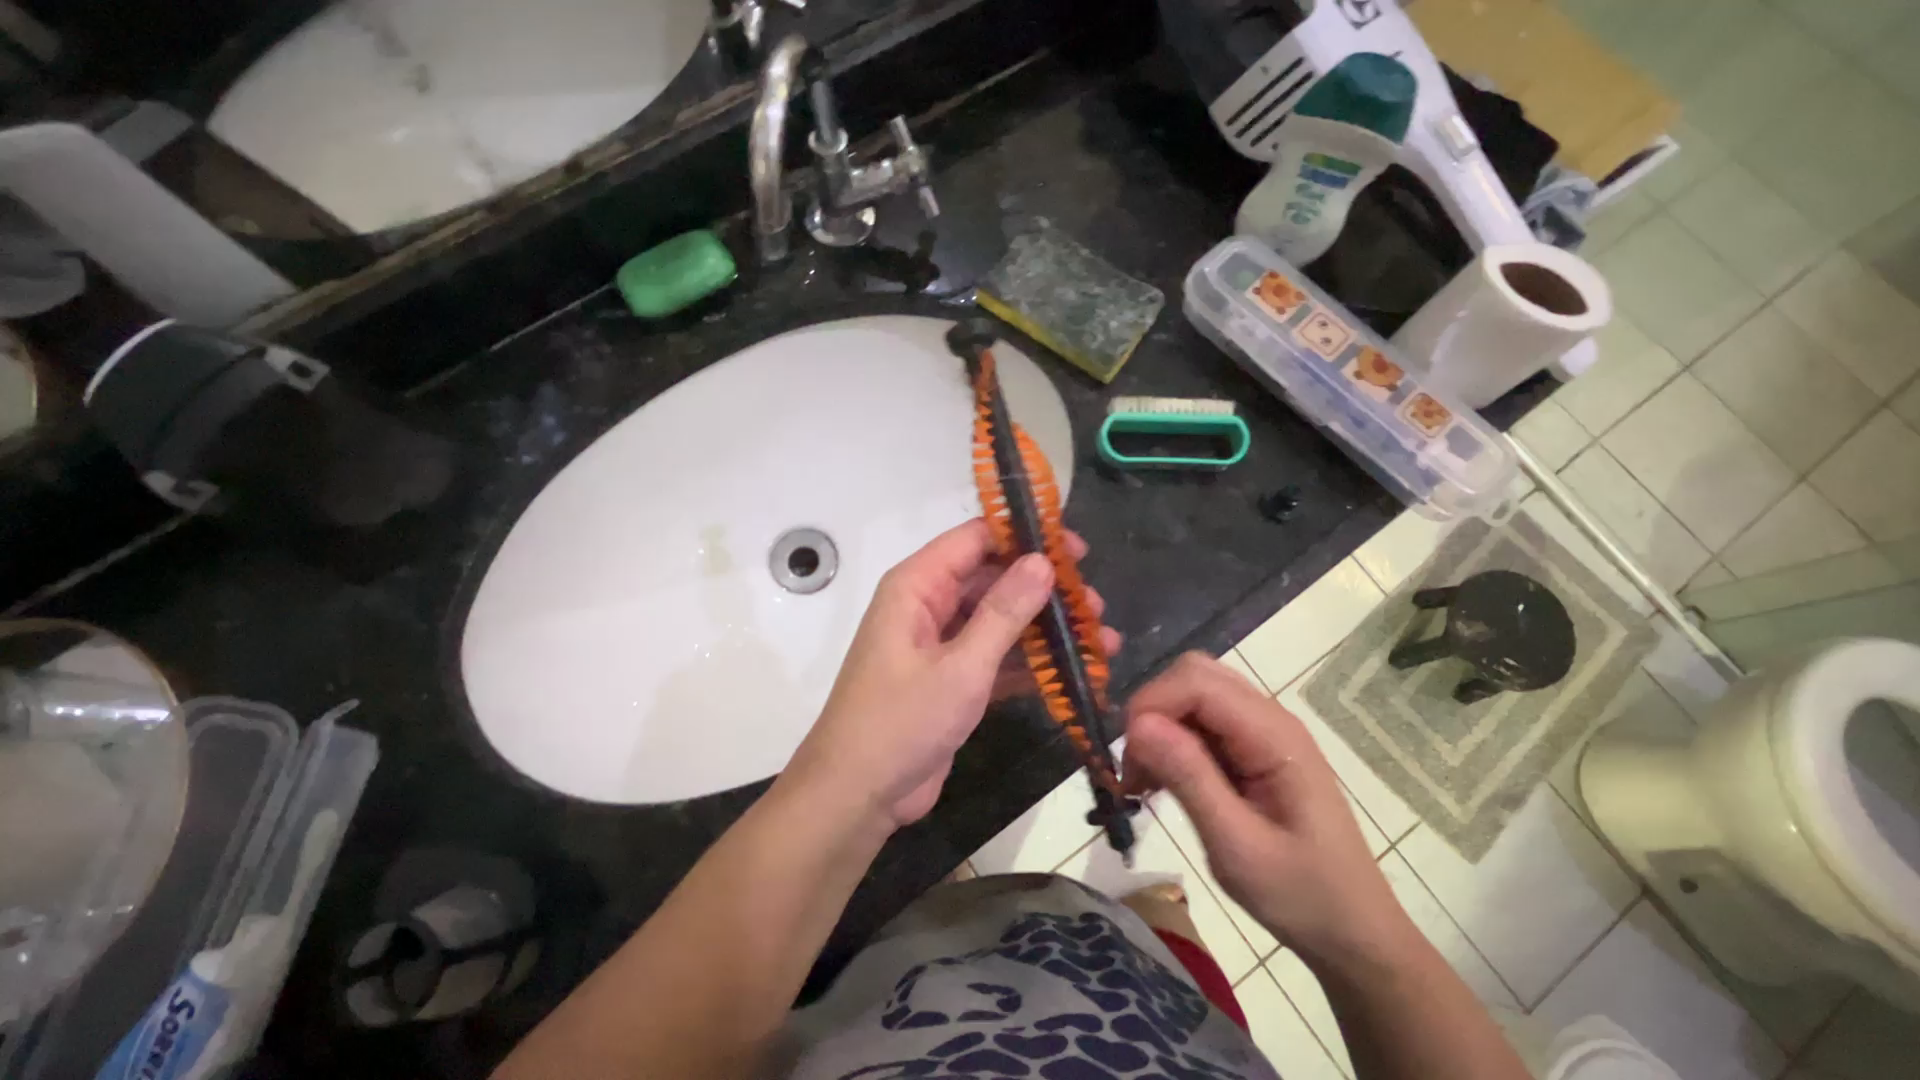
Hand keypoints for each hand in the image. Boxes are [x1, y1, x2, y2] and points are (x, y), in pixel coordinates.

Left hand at [785, 519, 1111, 829]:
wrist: (858, 794)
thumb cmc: (901, 722)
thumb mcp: (960, 667)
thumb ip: (1004, 613)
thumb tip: (1042, 561)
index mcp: (917, 587)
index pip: (975, 539)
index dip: (1026, 537)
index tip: (1077, 550)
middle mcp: (928, 607)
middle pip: (993, 579)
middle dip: (1045, 590)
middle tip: (1096, 604)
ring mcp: (940, 646)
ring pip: (1000, 621)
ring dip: (1046, 630)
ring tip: (1102, 639)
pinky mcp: (952, 682)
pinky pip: (997, 658)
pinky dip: (1032, 664)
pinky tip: (1077, 672)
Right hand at [1122, 653, 1411, 964]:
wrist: (1352, 930)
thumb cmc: (1299, 894)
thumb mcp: (1236, 844)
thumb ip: (1188, 778)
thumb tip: (1137, 725)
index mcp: (1273, 735)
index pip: (1196, 681)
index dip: (1151, 706)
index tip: (1127, 762)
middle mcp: (1270, 719)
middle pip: (1195, 677)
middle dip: (1152, 712)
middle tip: (1134, 772)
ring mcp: (1265, 733)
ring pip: (1196, 696)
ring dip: (1160, 728)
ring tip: (1144, 784)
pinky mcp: (1256, 751)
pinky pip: (1205, 723)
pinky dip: (1174, 743)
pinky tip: (1164, 785)